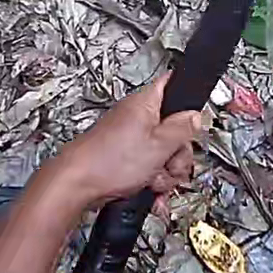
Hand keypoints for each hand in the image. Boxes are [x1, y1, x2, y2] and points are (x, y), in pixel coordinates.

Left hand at [37, 74, 200, 208]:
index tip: (192, 119)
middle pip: (175, 128)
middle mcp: (138, 116)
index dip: (188, 99)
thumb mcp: (160, 144)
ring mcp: (130, 137)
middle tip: (171, 162)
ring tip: (155, 179)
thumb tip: (196, 116)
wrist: (75, 186)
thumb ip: (183, 128)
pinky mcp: (124, 156)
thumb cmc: (108, 161)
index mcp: (146, 103)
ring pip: (164, 150)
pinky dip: (153, 178)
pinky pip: (149, 164)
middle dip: (178, 152)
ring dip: (166, 170)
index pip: (174, 84)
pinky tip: (150, 188)